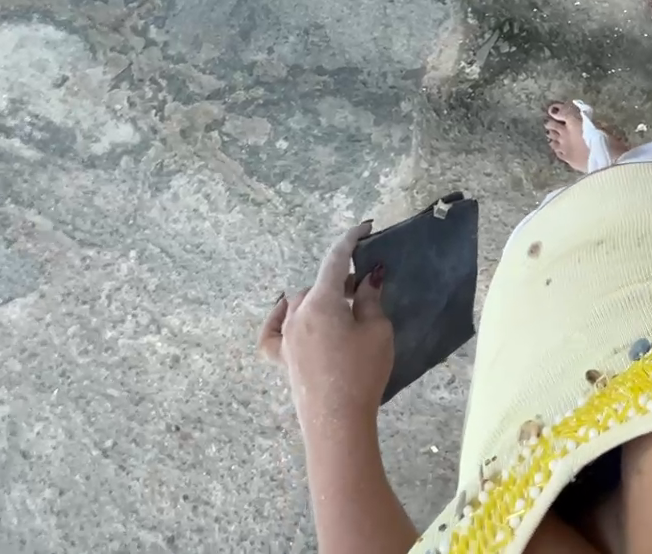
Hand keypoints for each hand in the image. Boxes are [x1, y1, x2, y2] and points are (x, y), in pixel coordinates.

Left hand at [258, 223, 393, 429]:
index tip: (366, 227)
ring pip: (300, 302)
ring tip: (346, 308)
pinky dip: (280, 317)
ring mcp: (287, 337)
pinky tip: (288, 314)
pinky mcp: (284, 359)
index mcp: (322, 301)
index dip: (351, 239)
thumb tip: (369, 279)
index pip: (336, 259)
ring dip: (322, 297)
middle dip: (344, 279)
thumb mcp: (378, 330)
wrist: (338, 424)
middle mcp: (298, 314)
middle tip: (369, 288)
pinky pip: (273, 331)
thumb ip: (372, 299)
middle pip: (320, 283)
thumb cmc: (362, 373)